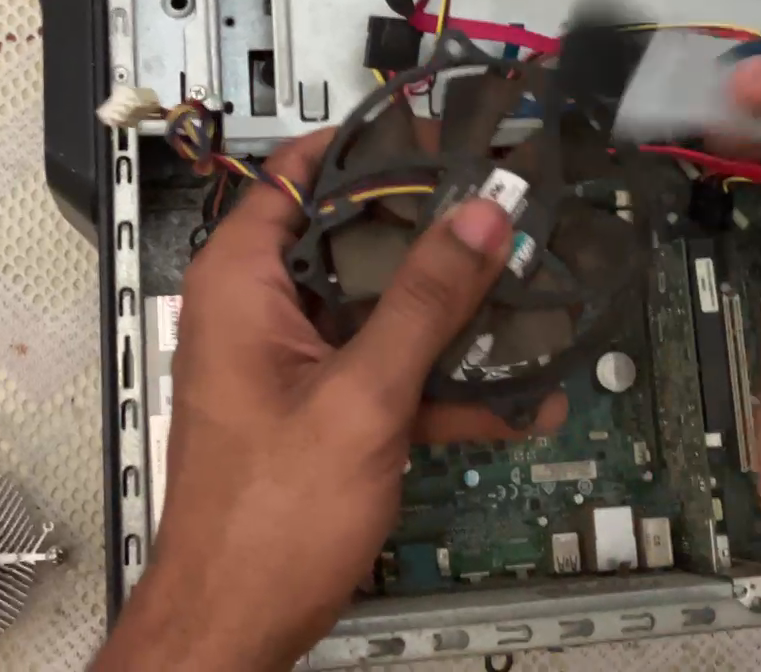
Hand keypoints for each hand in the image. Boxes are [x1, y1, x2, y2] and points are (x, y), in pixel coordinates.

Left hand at [95, 130, 565, 671]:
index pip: (298, 172)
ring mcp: (300, 354)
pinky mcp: (328, 398)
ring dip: (447, 301)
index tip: (438, 138)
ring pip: (379, 298)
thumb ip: (426, 301)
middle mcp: (266, 304)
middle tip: (500, 206)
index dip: (365, 145)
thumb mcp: (362, 395)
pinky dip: (440, 374)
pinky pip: (387, 362)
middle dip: (429, 223)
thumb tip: (482, 215)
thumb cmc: (274, 511)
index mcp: (244, 279)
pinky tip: (516, 396)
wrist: (237, 630)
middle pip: (352, 232)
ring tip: (523, 283)